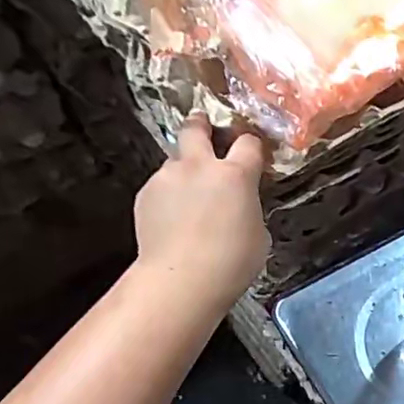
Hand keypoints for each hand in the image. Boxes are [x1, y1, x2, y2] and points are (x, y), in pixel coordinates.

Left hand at [132, 115, 267, 303]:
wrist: (183, 278)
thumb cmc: (233, 262)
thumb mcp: (258, 234)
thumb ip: (248, 208)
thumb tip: (239, 204)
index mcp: (235, 176)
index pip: (249, 144)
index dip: (253, 146)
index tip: (253, 152)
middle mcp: (199, 167)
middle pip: (196, 129)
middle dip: (202, 124)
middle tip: (205, 127)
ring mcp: (168, 178)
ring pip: (176, 160)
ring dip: (185, 170)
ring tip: (190, 197)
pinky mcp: (145, 194)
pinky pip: (161, 186)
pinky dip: (170, 196)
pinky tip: (175, 220)